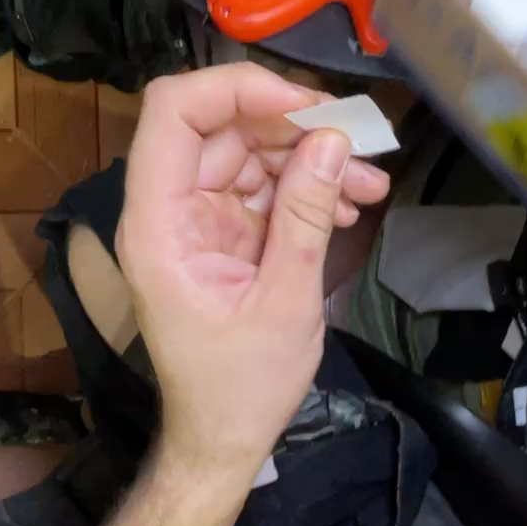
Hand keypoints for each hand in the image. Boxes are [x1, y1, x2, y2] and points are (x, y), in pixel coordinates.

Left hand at [117, 64, 390, 475]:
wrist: (223, 436)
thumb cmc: (242, 387)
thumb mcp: (285, 303)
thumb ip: (305, 216)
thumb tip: (332, 140)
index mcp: (159, 227)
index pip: (174, 113)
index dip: (238, 89)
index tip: (307, 106)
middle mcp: (167, 213)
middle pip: (220, 129)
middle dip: (292, 129)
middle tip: (359, 146)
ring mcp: (193, 223)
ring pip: (246, 156)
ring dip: (307, 161)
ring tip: (368, 186)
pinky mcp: (218, 237)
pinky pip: (258, 191)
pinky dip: (300, 192)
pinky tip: (343, 208)